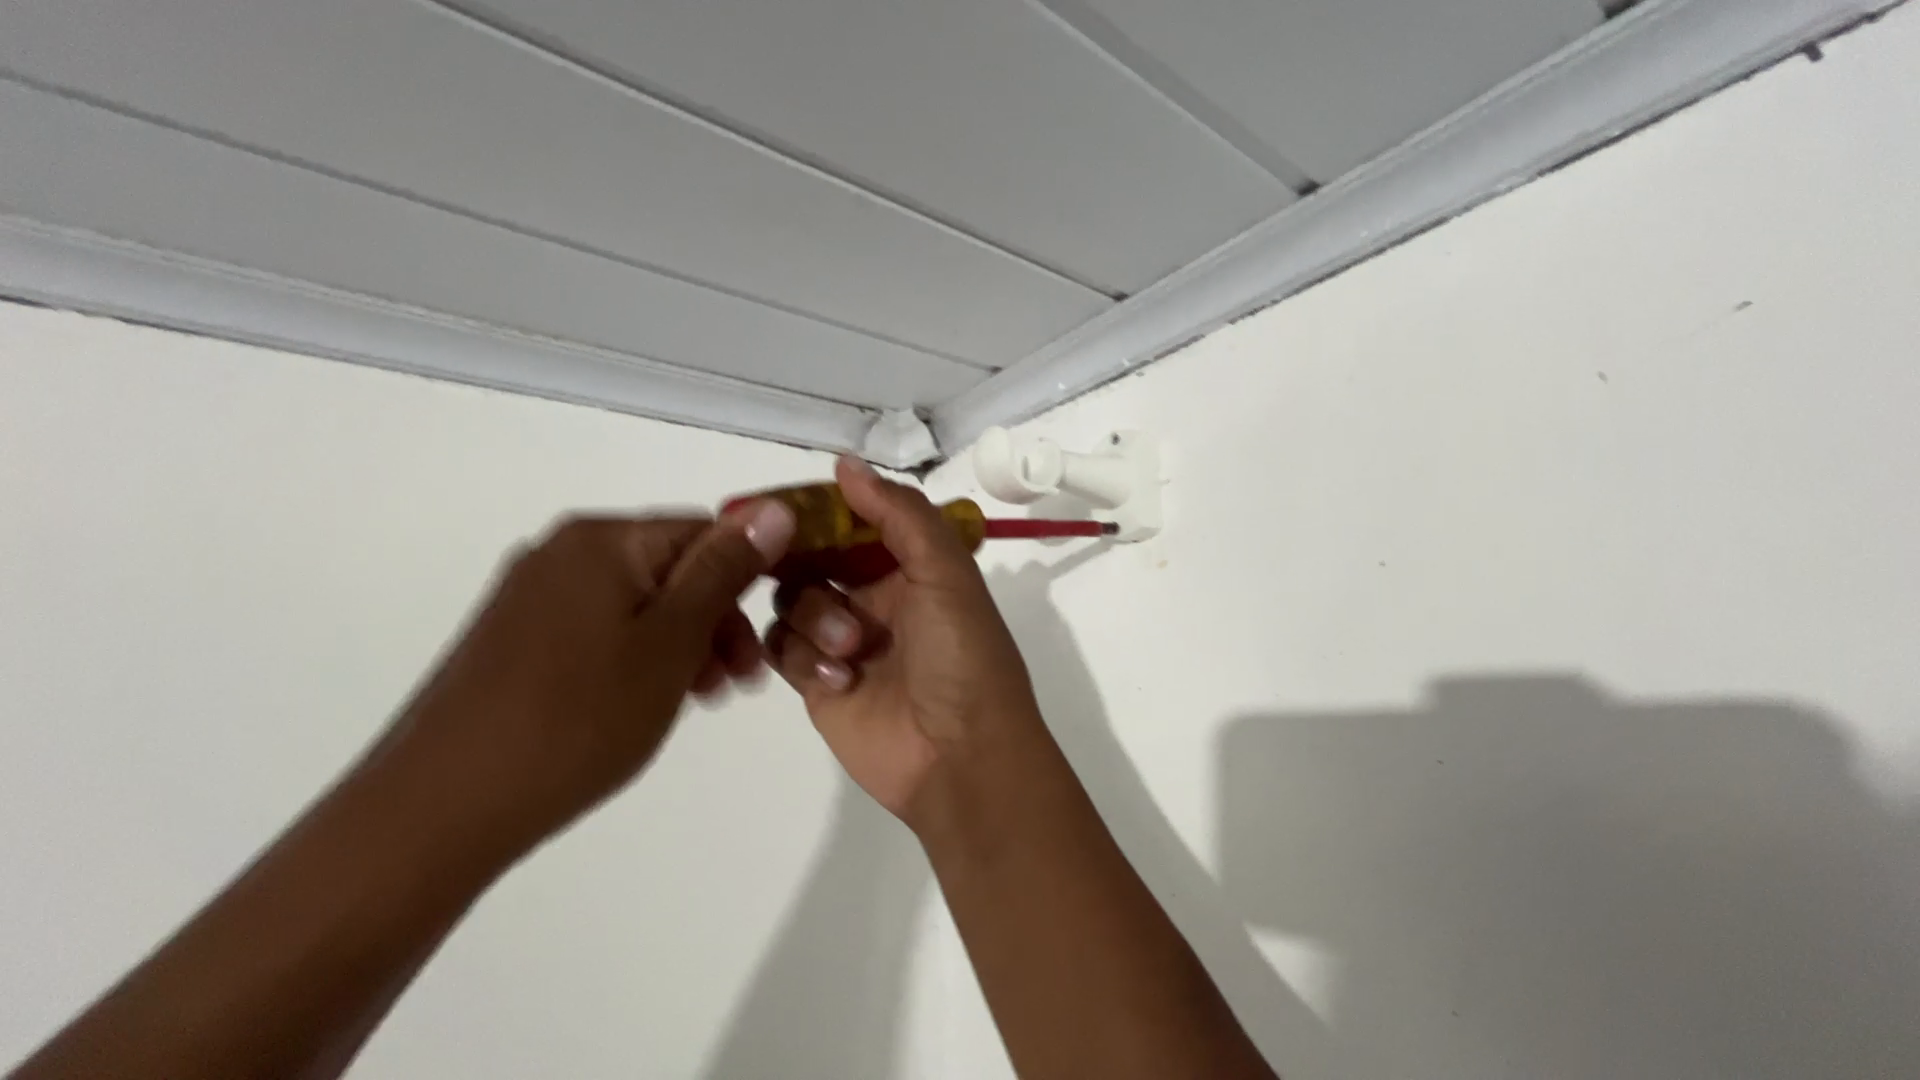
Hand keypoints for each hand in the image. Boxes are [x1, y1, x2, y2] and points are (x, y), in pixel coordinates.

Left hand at [380, 504, 793, 859]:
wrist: (443, 805)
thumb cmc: (578, 717)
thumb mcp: (671, 641)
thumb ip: (724, 572)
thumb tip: (774, 510)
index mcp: (602, 539)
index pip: (705, 531)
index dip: (747, 582)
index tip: (761, 647)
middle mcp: (562, 552)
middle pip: (671, 568)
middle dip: (715, 620)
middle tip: (736, 685)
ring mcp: (531, 596)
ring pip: (637, 603)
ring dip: (681, 643)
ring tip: (695, 701)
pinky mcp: (514, 638)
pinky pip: (600, 630)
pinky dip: (637, 658)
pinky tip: (644, 703)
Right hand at [763, 457, 1042, 827]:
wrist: (960, 758)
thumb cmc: (962, 658)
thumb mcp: (946, 575)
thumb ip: (900, 515)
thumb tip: (844, 464)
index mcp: (909, 566)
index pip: (852, 520)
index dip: (817, 510)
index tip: (775, 506)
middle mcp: (874, 596)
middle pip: (812, 557)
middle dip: (800, 561)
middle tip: (778, 559)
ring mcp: (843, 640)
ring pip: (794, 601)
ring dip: (816, 618)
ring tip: (852, 649)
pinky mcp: (819, 682)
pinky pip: (784, 648)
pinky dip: (804, 657)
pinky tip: (839, 679)